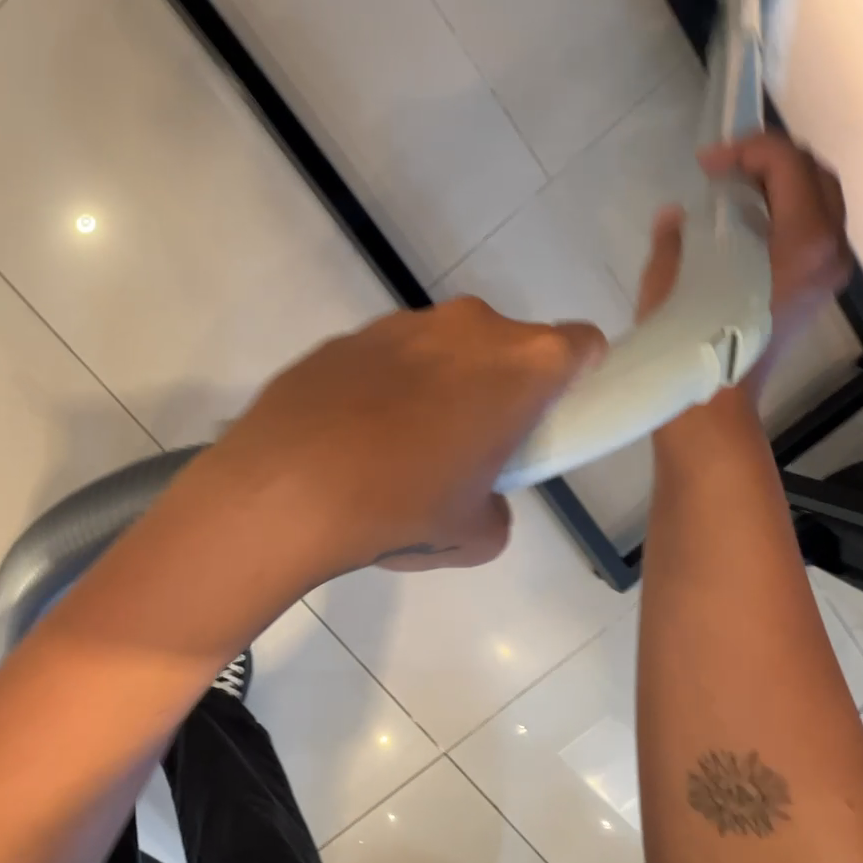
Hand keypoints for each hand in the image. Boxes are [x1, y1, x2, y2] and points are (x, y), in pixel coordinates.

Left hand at [186, 299, 606, 577]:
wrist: (282, 492)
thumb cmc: (398, 511)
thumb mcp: (474, 536)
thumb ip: (496, 506)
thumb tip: (477, 497)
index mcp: (520, 364)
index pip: (580, 348)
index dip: (569, 383)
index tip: (540, 421)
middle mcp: (462, 326)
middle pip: (499, 347)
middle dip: (490, 386)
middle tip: (460, 446)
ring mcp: (391, 327)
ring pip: (434, 350)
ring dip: (428, 385)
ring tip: (387, 449)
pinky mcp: (334, 342)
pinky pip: (374, 362)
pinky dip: (371, 390)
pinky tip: (341, 439)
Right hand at [637, 132, 854, 391]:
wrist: (712, 403)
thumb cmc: (688, 345)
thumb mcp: (668, 286)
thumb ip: (676, 242)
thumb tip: (677, 216)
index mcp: (802, 240)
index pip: (790, 166)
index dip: (749, 151)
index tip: (707, 160)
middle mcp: (831, 247)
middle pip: (817, 176)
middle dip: (772, 162)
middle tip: (725, 168)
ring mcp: (830, 269)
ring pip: (821, 201)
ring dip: (781, 187)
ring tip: (735, 192)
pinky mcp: (818, 288)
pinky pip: (815, 230)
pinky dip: (785, 214)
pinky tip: (746, 226)